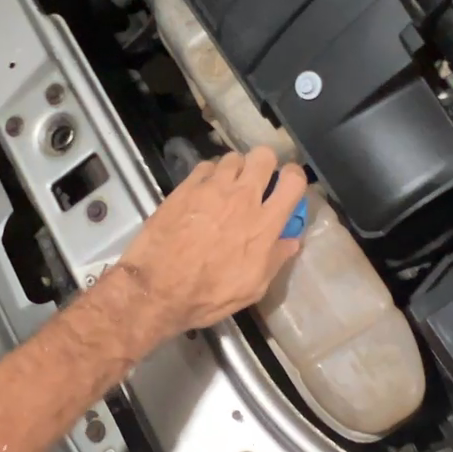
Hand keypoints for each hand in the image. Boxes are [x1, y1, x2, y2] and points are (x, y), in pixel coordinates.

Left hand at [113, 147, 306, 347]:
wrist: (157, 289)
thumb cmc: (208, 295)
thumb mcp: (252, 288)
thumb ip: (275, 260)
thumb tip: (291, 240)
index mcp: (264, 224)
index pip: (293, 181)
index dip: (295, 177)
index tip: (287, 185)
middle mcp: (242, 198)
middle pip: (264, 156)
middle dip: (265, 165)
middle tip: (257, 182)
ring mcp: (211, 189)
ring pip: (233, 158)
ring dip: (235, 170)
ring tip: (227, 188)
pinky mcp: (185, 187)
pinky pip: (206, 166)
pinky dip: (209, 175)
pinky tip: (203, 192)